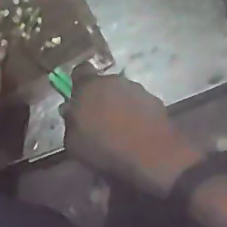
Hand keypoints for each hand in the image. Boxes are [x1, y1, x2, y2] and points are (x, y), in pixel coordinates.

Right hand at [64, 73, 203, 195]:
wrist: (151, 155)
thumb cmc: (104, 149)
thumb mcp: (73, 144)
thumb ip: (70, 123)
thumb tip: (70, 111)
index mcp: (89, 86)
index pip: (80, 71)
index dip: (79, 84)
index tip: (79, 100)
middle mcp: (114, 81)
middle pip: (104, 84)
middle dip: (101, 97)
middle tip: (100, 120)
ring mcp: (138, 89)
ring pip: (123, 94)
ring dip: (120, 106)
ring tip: (122, 130)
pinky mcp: (156, 101)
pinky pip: (140, 105)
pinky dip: (138, 115)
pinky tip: (138, 133)